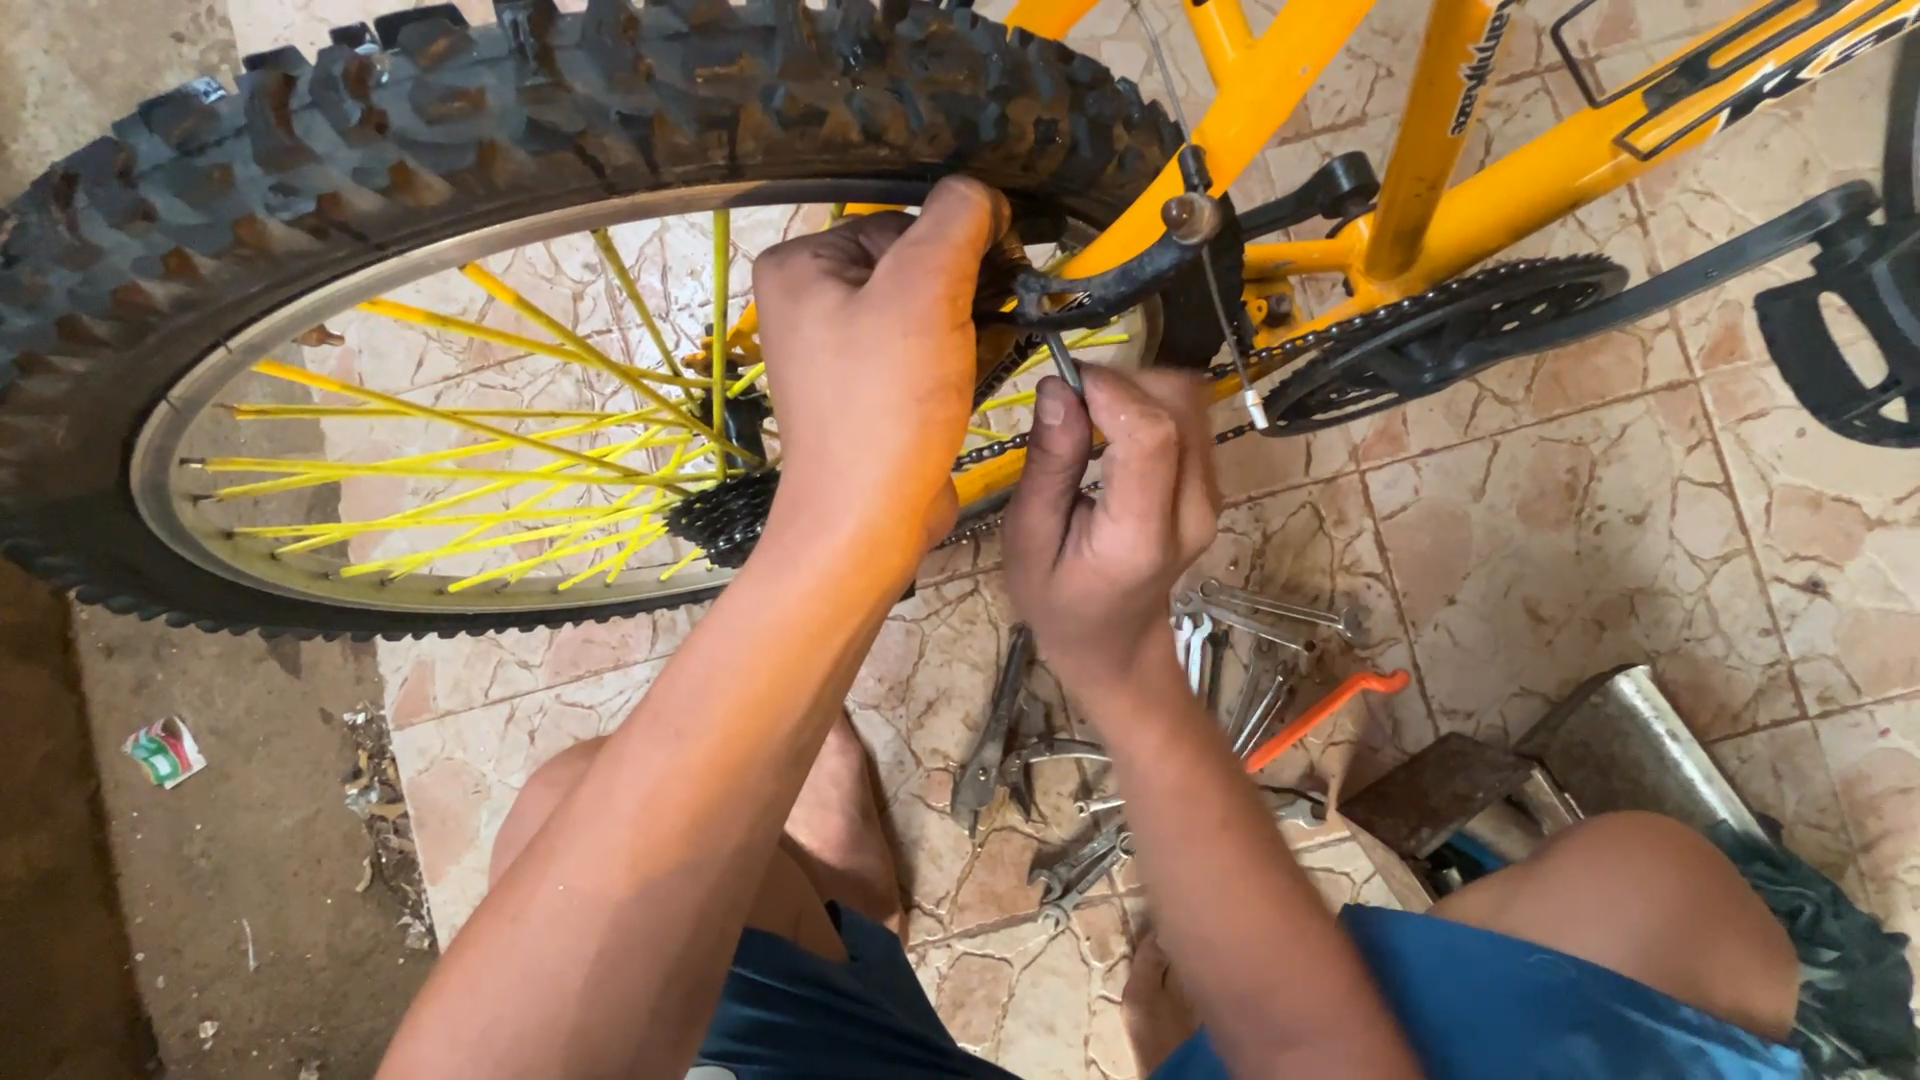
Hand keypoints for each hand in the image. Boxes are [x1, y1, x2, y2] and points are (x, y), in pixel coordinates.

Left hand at [753, 177, 1009, 552]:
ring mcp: (835, 355)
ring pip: (920, 314)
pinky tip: (975, 375)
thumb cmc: (887, 403)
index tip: (998, 276)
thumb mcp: (925, 290)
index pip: (897, 223)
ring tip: (986, 352)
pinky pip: (917, 355)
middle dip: (961, 291)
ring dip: (964, 326)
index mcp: (800, 265)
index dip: (954, 244)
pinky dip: (951, 358)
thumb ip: (957, 220)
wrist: (869, 519)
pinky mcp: (864, 394)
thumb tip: (982, 193)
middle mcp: (808, 304)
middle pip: (910, 268)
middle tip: (997, 318)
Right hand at [1002, 366, 1219, 701]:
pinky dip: (1149, 407)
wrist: (1115, 641)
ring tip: (1090, 416)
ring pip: (1189, 403)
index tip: (1065, 383)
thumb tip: (1058, 388)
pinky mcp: (1212, 486)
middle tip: (1073, 402)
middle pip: (1179, 407)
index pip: (1151, 436)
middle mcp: (1192, 512)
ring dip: (1137, 391)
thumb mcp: (1028, 539)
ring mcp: (1211, 498)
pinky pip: (1189, 420)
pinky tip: (1113, 431)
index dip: (1111, 392)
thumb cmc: (1059, 600)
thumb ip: (1050, 464)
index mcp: (1140, 536)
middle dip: (1123, 385)